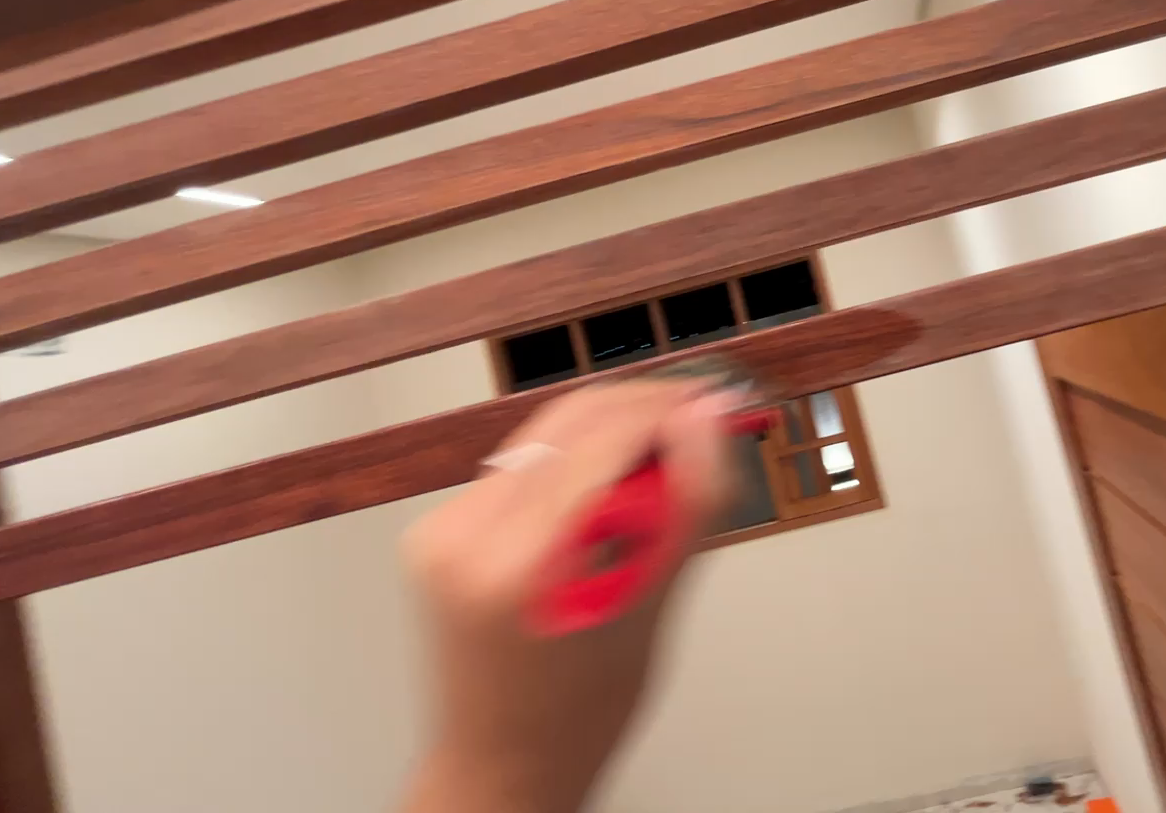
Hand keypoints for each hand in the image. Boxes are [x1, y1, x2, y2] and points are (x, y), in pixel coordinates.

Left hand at [400, 380, 739, 812]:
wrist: (501, 762)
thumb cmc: (583, 709)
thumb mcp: (656, 606)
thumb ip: (689, 501)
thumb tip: (710, 418)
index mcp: (518, 569)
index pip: (607, 439)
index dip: (673, 408)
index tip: (721, 404)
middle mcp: (465, 537)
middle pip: (574, 416)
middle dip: (650, 405)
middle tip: (706, 413)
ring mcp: (445, 527)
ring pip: (554, 429)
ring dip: (621, 424)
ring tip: (673, 446)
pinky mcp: (444, 522)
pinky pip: (531, 457)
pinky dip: (585, 452)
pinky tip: (620, 476)